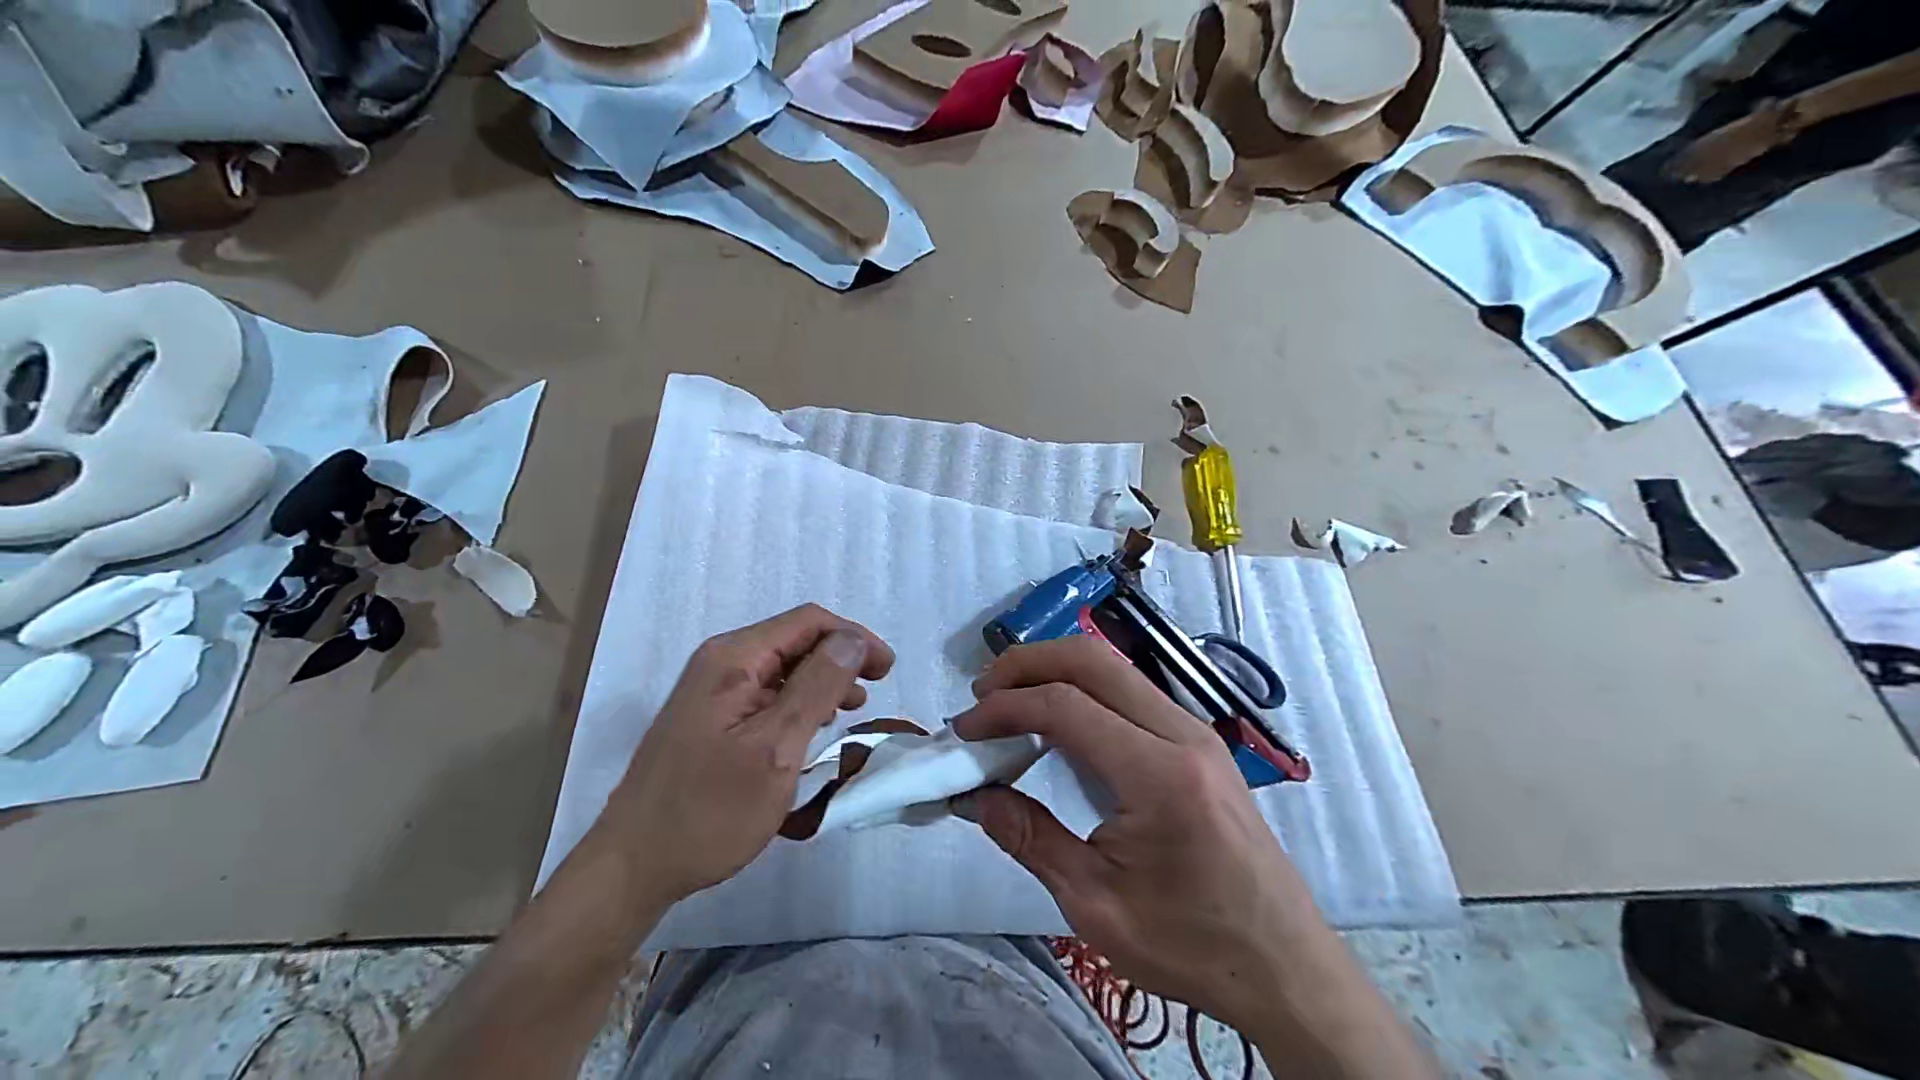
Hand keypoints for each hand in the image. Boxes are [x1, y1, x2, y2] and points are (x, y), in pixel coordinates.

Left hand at [597, 604, 894, 904]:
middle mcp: (720, 662)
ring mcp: (710, 689)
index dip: (853, 637)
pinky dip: (798, 701)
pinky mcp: (709, 717)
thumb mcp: (777, 748)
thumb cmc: (710, 810)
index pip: (808, 622)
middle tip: (874, 690)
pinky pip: (765, 692)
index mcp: (734, 659)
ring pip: (781, 666)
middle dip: (840, 657)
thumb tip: (852, 639)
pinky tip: (812, 726)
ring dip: (821, 680)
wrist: (634, 865)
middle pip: (794, 639)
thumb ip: (817, 687)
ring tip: (850, 710)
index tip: (887, 670)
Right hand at [949, 635, 1329, 1034]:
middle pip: (1092, 661)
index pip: (1066, 706)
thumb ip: (1027, 838)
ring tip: (1008, 702)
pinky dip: (1082, 688)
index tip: (965, 731)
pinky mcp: (1198, 742)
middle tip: (981, 695)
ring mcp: (1196, 732)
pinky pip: (1130, 691)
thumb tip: (971, 796)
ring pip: (1113, 667)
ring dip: (1054, 670)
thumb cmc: (1191, 946)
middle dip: (1026, 664)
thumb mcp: (1094, 904)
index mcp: (1160, 776)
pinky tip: (1056, 720)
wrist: (1284, 966)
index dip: (1005, 708)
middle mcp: (1183, 735)